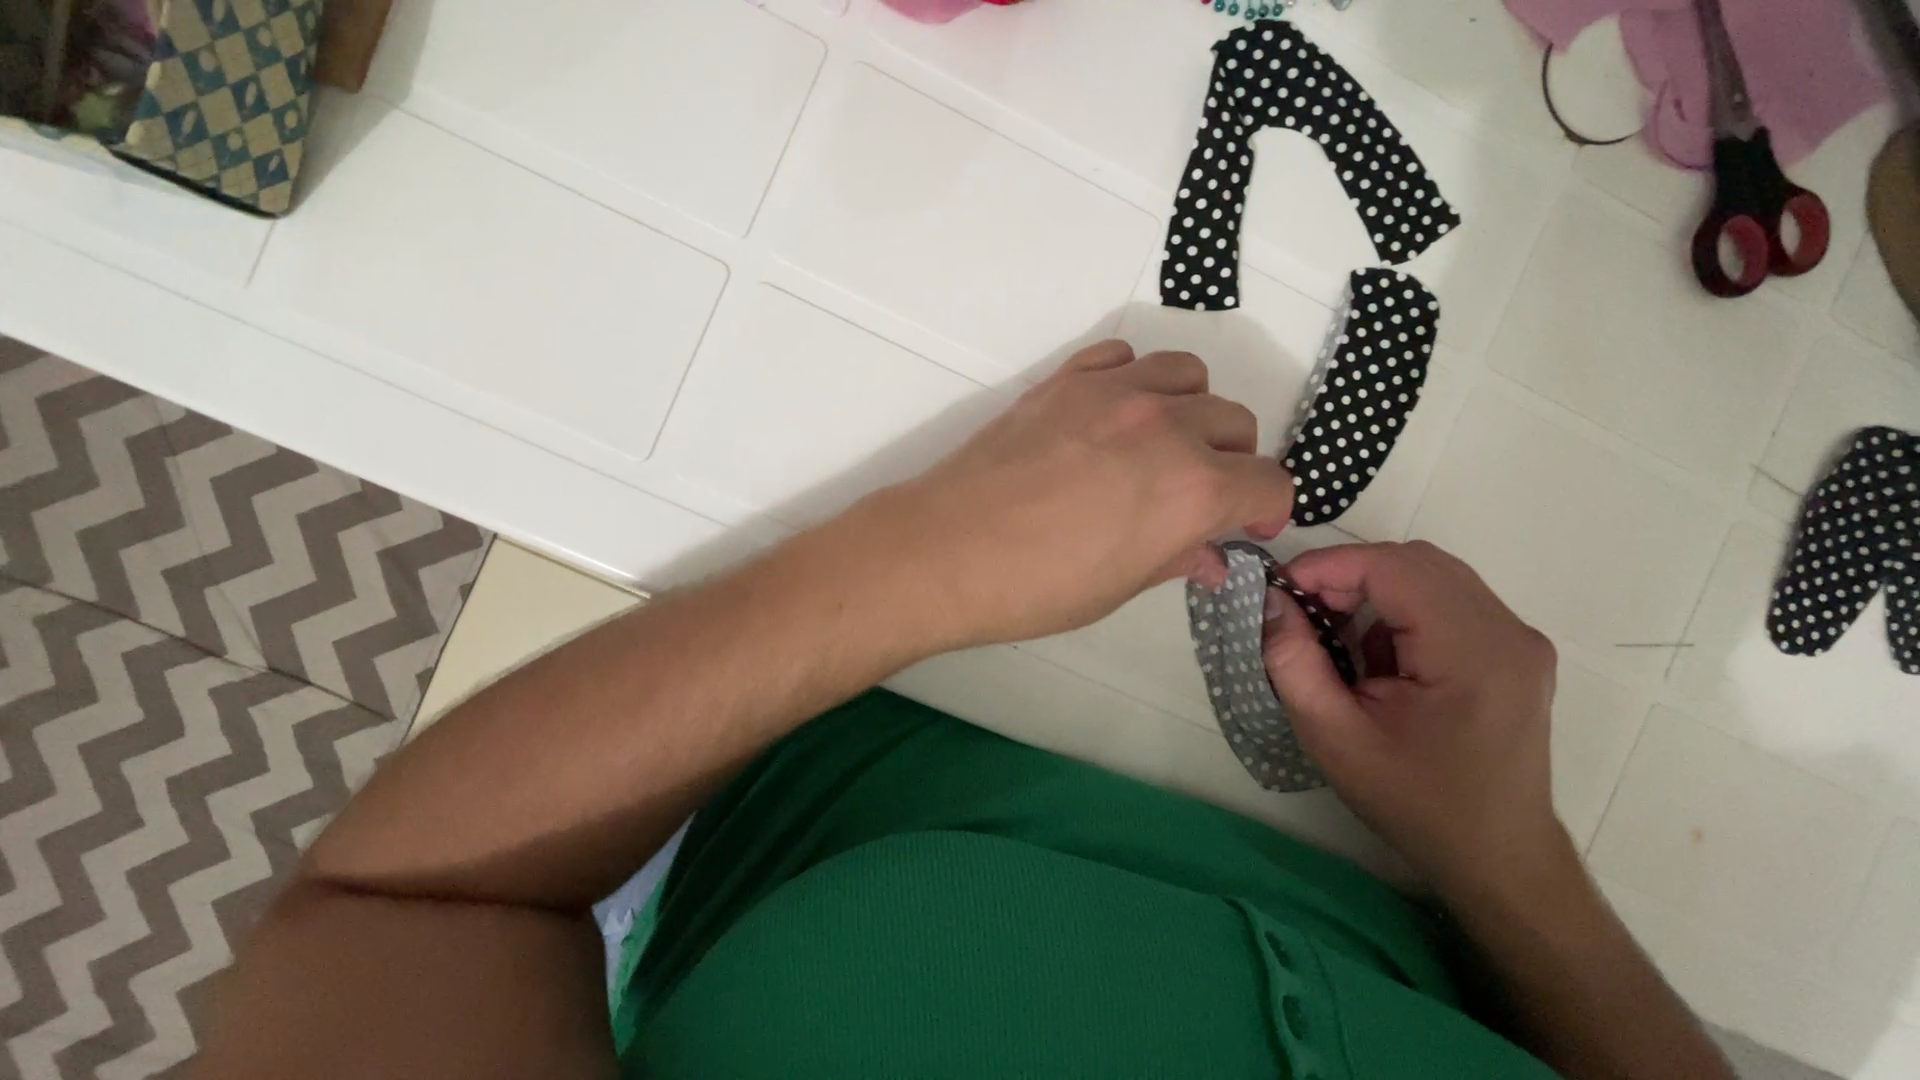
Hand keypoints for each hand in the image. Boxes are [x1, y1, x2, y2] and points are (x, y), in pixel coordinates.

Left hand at [856, 340, 1295, 650]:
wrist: (945, 550)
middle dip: (1232, 462)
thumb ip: (1177, 555)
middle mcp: (1167, 427)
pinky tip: (1114, 414)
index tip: (1244, 527)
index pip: (1270, 482)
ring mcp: (1114, 392)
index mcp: (1195, 488)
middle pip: (1236, 423)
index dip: (1266, 509)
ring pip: (1189, 375)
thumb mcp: (1121, 586)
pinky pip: (1125, 356)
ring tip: (1160, 445)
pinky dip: (1135, 378)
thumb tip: (1208, 553)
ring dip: (1191, 410)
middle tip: (1198, 494)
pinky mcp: (1067, 378)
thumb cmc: (1036, 587)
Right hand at [1259, 541, 1573, 903]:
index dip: (1328, 566)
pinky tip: (1380, 660)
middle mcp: (1508, 632)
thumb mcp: (1334, 736)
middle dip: (1349, 574)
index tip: (1280, 592)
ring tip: (1337, 638)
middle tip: (1303, 612)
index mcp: (1472, 653)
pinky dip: (1401, 611)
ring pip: (1433, 576)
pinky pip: (1449, 602)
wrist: (1496, 857)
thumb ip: (1293, 662)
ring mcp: (1519, 641)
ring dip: (1375, 592)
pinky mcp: (1515, 653)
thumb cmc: (1413, 801)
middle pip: (1416, 562)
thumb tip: (1269, 601)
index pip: (1393, 567)